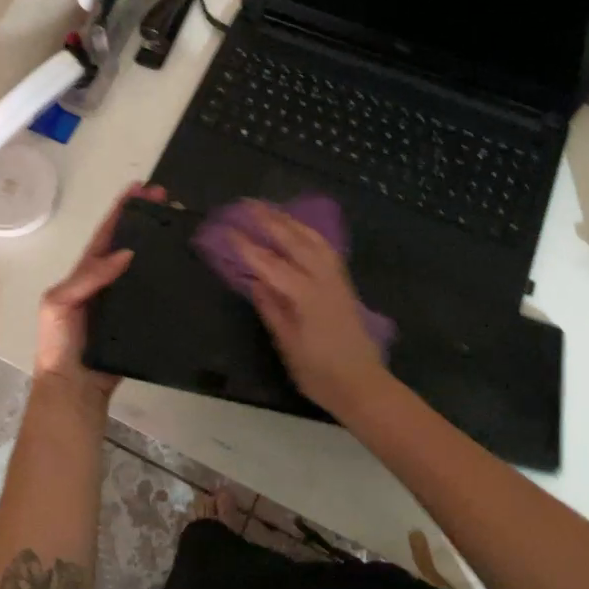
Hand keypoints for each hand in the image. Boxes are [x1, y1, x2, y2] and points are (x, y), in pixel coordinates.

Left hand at [34, 182, 164, 406]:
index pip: (106, 234)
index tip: (141, 188)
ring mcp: (124, 301)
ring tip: (181, 225)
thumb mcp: (60, 303)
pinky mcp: (139, 321)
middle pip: (129, 244)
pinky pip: (155, 295)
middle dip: (146, 220)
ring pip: (145, 266)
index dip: (121, 210)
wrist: (73, 387)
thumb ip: (88, 277)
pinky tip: (187, 270)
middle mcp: (107, 282)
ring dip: (160, 245)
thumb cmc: (60, 342)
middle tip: (169, 199)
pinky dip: (168, 279)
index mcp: (85, 273)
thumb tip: (125, 253)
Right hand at [232, 202, 390, 415]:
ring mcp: (336, 278)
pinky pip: (324, 247)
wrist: (362, 384)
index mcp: (304, 296)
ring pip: (312, 239)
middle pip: (293, 241)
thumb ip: (271, 309)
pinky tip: (298, 230)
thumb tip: (254, 282)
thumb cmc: (319, 373)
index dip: (246, 247)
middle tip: (246, 204)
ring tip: (270, 210)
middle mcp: (322, 279)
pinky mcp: (343, 282)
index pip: (269, 264)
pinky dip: (308, 233)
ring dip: (289, 221)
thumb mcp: (287, 345)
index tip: (226, 231)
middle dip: (269, 220)